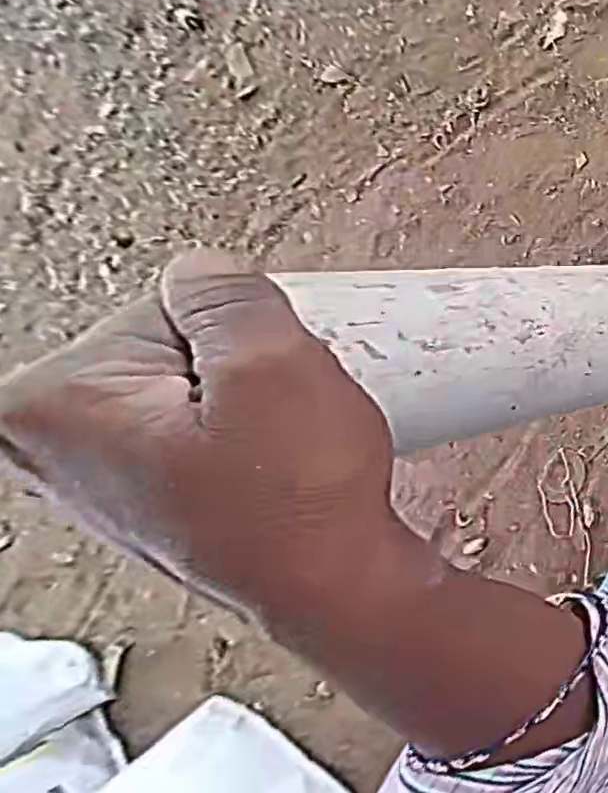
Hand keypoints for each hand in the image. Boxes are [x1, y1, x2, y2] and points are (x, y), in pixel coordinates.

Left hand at [0, 249, 398, 619]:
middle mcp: (50, 437)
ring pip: (207, 380)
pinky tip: (288, 443)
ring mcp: (101, 467)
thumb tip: (208, 265)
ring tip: (303, 424)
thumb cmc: (297, 493)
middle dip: (263, 356)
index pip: (178, 305)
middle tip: (303, 395)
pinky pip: (213, 417)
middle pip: (188, 342)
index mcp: (50, 402)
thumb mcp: (280, 370)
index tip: (296, 366)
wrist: (327, 573)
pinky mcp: (153, 484)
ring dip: (271, 387)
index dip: (260, 325)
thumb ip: (235, 302)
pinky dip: (261, 417)